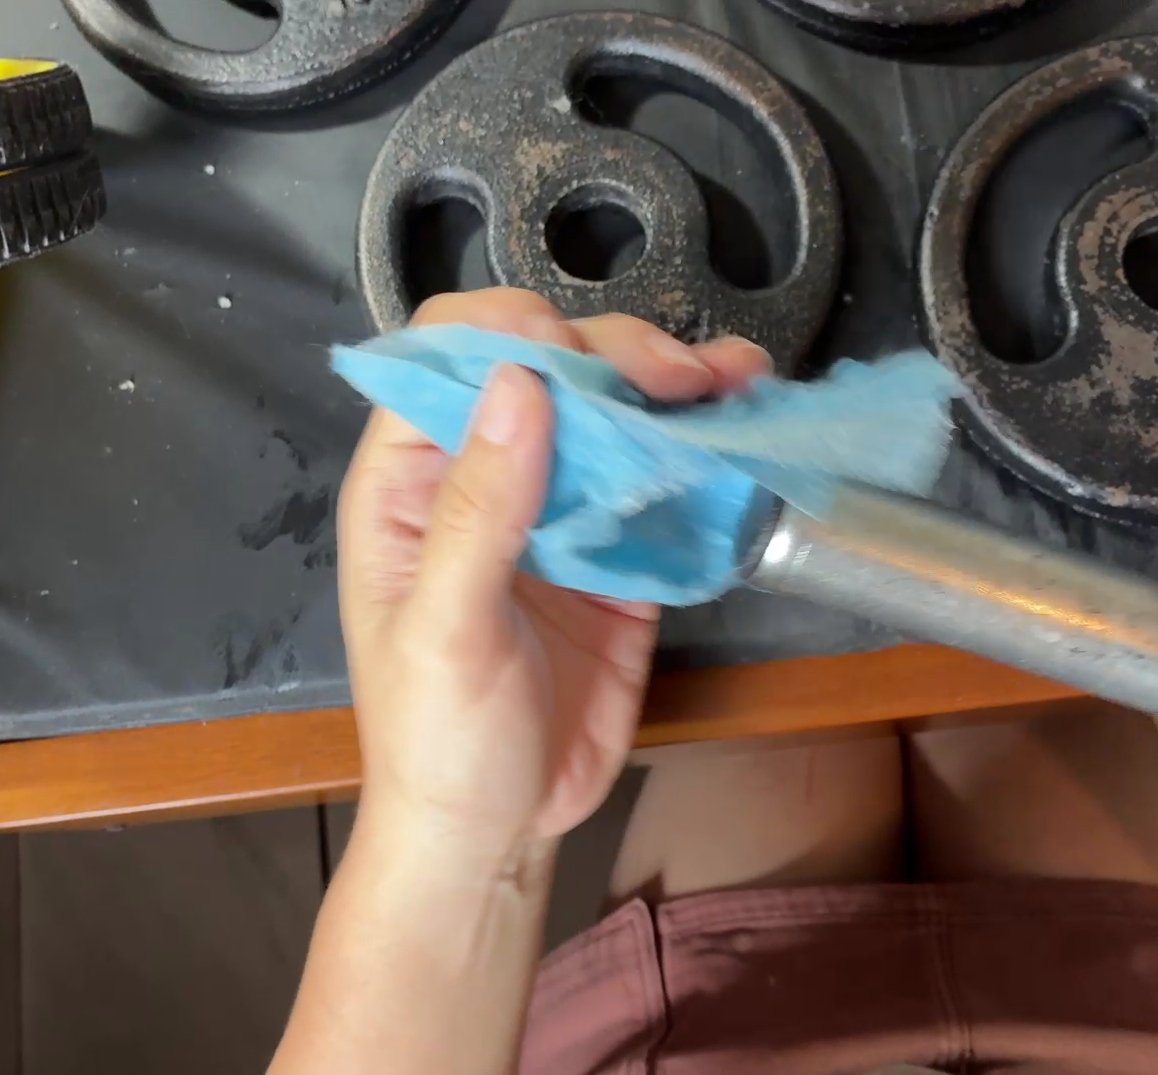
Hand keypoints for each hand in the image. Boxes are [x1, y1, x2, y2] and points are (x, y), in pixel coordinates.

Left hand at [337, 288, 772, 859]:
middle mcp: (491, 475)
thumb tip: (520, 382)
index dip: (506, 333)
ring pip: (614, 414)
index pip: (447, 359)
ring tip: (736, 375)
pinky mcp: (622, 550)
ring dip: (674, 384)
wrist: (503, 825)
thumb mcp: (445, 633)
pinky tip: (743, 428)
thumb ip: (479, 510)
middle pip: (549, 369)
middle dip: (614, 354)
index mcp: (414, 481)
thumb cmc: (441, 739)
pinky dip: (703, 452)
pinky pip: (662, 482)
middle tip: (682, 378)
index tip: (573, 356)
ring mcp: (563, 509)